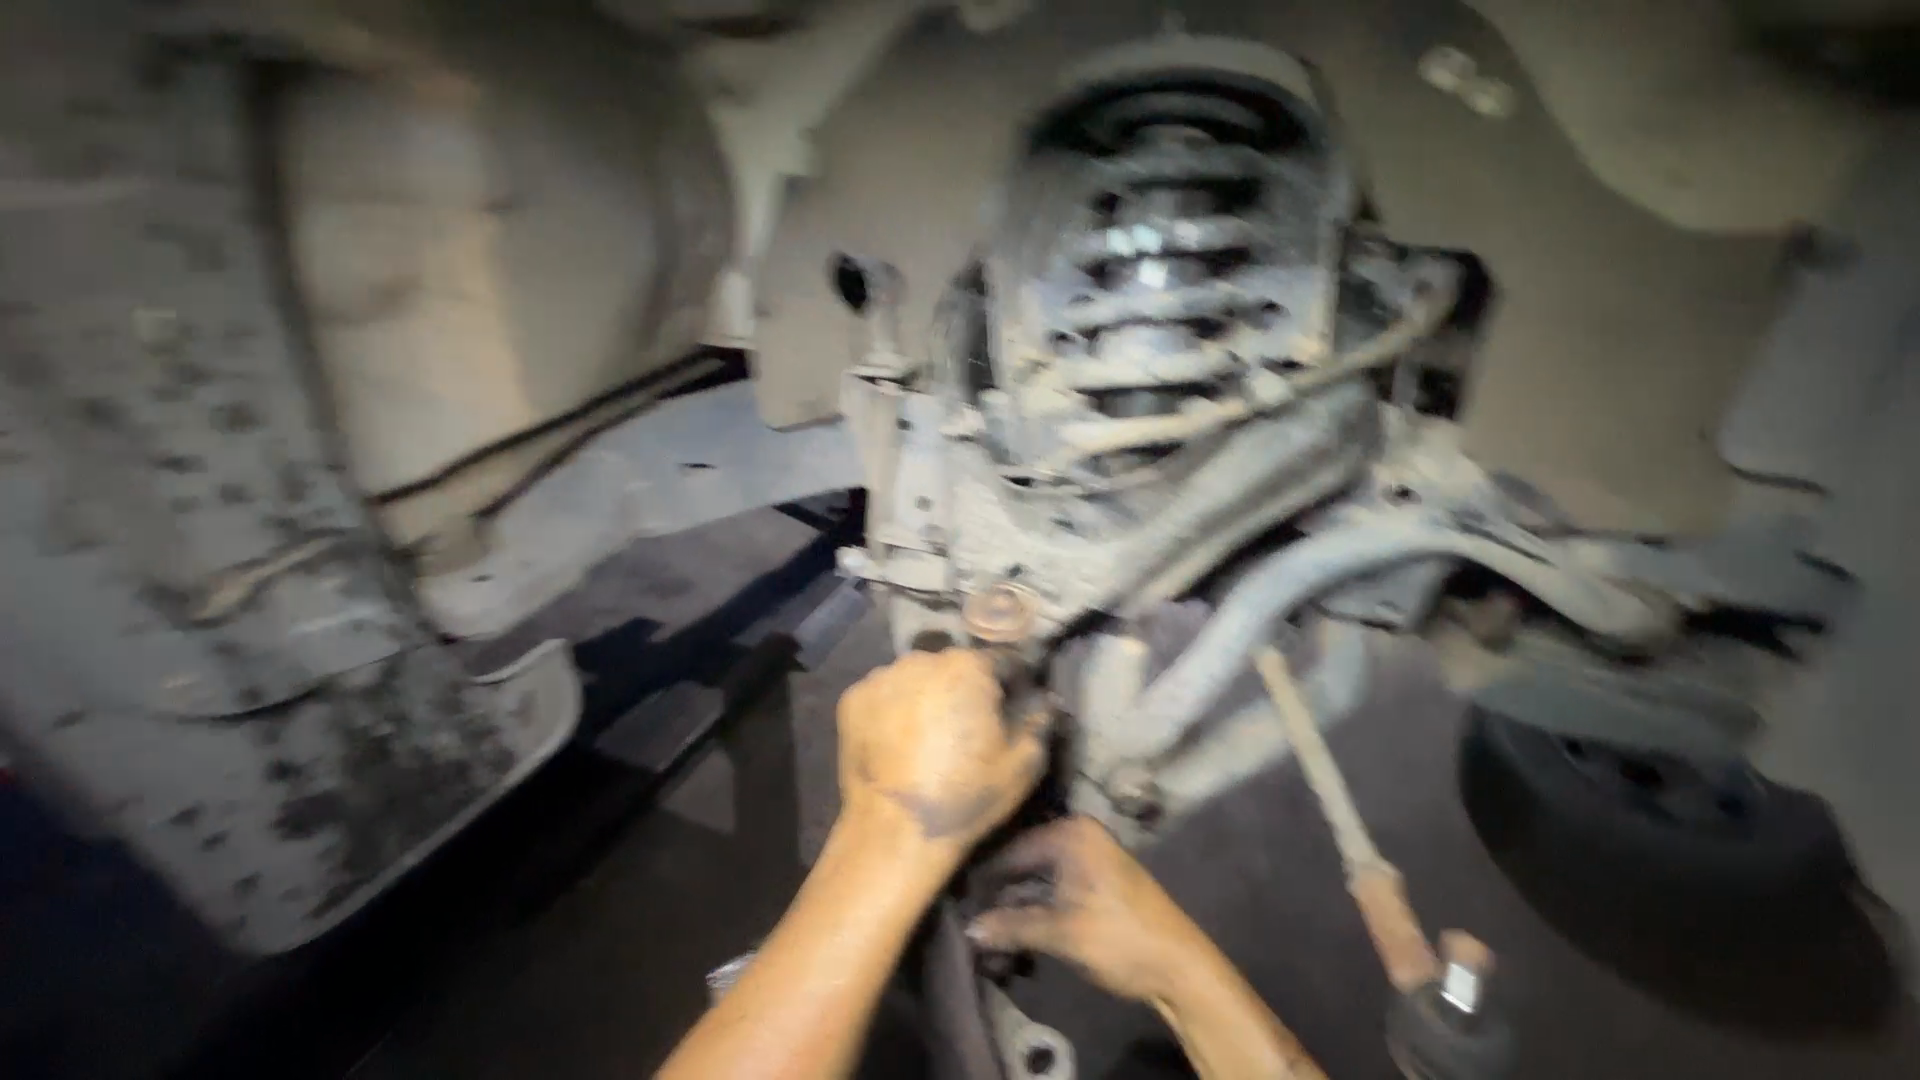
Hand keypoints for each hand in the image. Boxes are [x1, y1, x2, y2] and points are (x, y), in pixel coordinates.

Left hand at [837, 649, 1047, 858]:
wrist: (896, 830)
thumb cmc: (967, 794)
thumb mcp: (1023, 762)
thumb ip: (1040, 719)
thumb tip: (1046, 698)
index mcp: (968, 667)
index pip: (1002, 661)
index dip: (1012, 685)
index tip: (1012, 710)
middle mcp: (922, 659)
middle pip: (955, 667)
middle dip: (965, 690)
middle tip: (968, 730)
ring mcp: (883, 676)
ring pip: (917, 678)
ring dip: (927, 696)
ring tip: (929, 737)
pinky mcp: (853, 698)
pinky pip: (885, 694)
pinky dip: (894, 709)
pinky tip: (899, 742)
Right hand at [967, 816, 1203, 1002]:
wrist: (1180, 968)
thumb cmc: (1120, 939)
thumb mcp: (1062, 934)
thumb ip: (1012, 927)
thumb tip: (968, 929)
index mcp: (1070, 834)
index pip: (1010, 851)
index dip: (983, 880)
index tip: (955, 902)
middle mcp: (1077, 835)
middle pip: (1023, 863)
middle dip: (998, 895)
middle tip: (968, 921)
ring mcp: (1087, 857)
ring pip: (1036, 879)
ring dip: (1014, 907)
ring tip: (985, 933)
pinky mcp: (1094, 880)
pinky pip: (1052, 888)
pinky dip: (1035, 909)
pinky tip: (1013, 932)